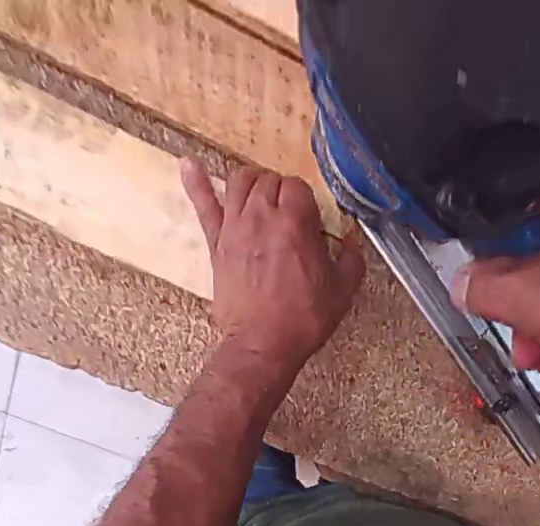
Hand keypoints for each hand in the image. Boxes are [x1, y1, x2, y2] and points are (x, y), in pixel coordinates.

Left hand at [181, 161, 364, 365]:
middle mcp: (262, 216)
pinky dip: (195, 183)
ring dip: (252, 183)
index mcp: (295, 222)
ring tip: (259, 195)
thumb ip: (351, 260)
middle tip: (289, 215)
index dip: (306, 202)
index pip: (298, 187)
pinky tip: (188, 165)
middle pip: (269, 180)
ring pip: (240, 183)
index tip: (310, 222)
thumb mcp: (342, 291)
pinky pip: (204, 207)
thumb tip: (350, 245)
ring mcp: (235, 228)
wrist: (262, 346)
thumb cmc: (301, 320)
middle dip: (282, 192)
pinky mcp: (217, 245)